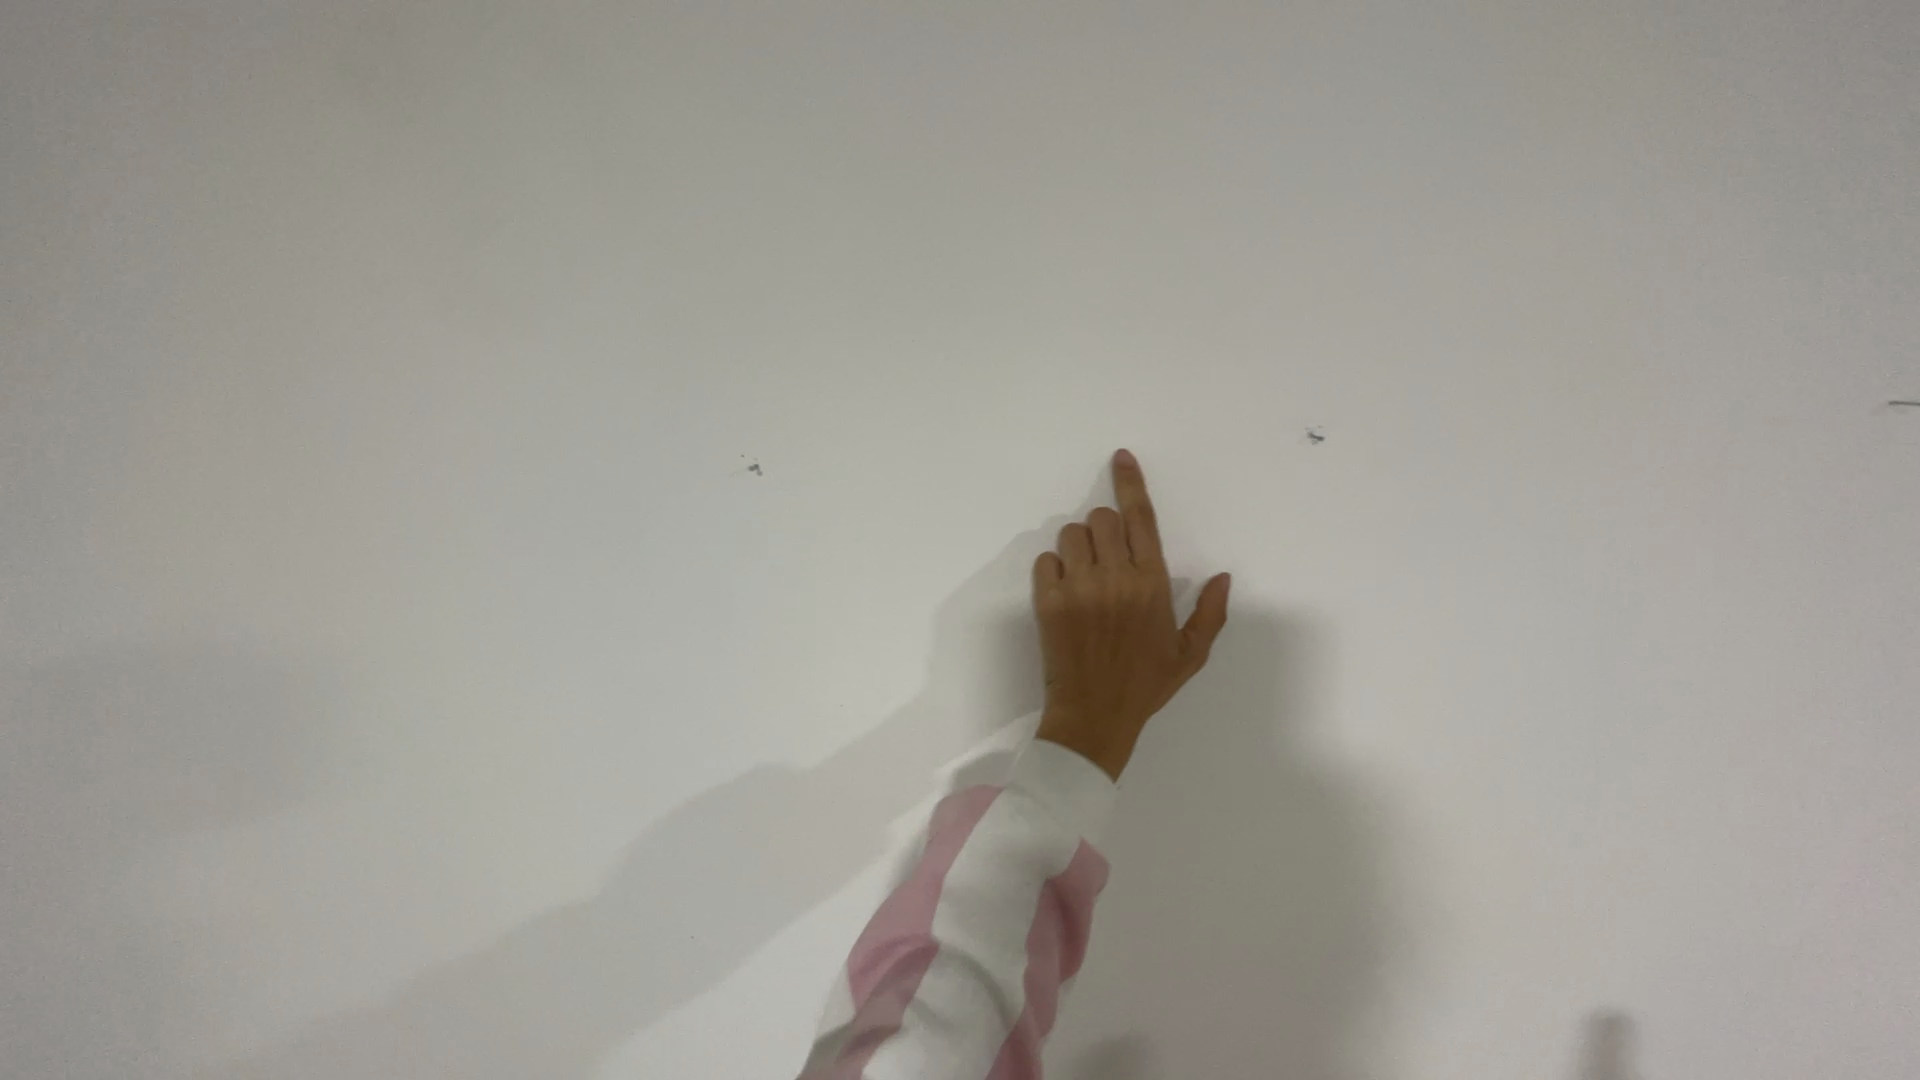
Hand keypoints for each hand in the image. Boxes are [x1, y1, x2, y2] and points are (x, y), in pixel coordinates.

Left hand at [1032, 449, 1231, 779]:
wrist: (1095, 716)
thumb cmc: (1145, 685)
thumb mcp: (1189, 655)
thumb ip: (1211, 613)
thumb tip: (1224, 576)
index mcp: (1153, 584)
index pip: (1141, 517)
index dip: (1130, 482)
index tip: (1121, 458)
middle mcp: (1116, 577)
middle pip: (1101, 518)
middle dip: (1104, 530)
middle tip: (1106, 560)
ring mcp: (1078, 587)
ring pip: (1070, 534)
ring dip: (1078, 547)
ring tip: (1085, 578)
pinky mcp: (1047, 601)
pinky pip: (1045, 560)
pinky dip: (1054, 569)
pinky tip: (1064, 593)